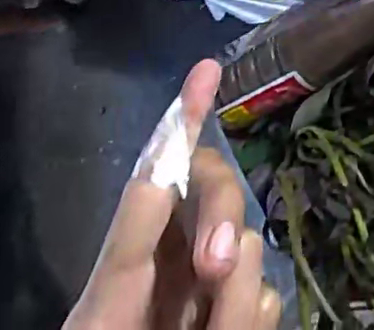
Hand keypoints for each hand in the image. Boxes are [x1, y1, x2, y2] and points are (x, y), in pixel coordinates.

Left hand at [65, 60, 280, 329]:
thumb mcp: (105, 313)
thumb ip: (130, 249)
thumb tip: (164, 181)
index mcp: (137, 247)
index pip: (163, 169)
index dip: (185, 115)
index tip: (205, 69)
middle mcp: (180, 253)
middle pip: (218, 192)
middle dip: (223, 213)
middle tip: (216, 268)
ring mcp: (215, 287)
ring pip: (251, 249)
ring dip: (234, 298)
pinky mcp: (243, 317)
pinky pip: (268, 300)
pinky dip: (251, 321)